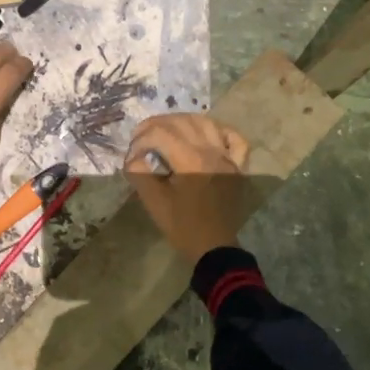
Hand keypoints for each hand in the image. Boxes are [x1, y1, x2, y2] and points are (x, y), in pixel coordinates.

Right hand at [123, 113, 252, 261]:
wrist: (214, 247)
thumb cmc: (182, 226)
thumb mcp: (154, 202)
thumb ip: (140, 174)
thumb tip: (133, 157)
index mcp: (190, 160)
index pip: (161, 133)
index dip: (141, 139)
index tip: (131, 155)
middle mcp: (211, 152)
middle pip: (182, 122)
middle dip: (157, 124)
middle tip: (141, 137)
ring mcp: (228, 158)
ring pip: (207, 123)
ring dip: (183, 121)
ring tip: (167, 130)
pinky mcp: (237, 167)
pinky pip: (235, 139)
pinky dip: (220, 131)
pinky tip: (207, 135)